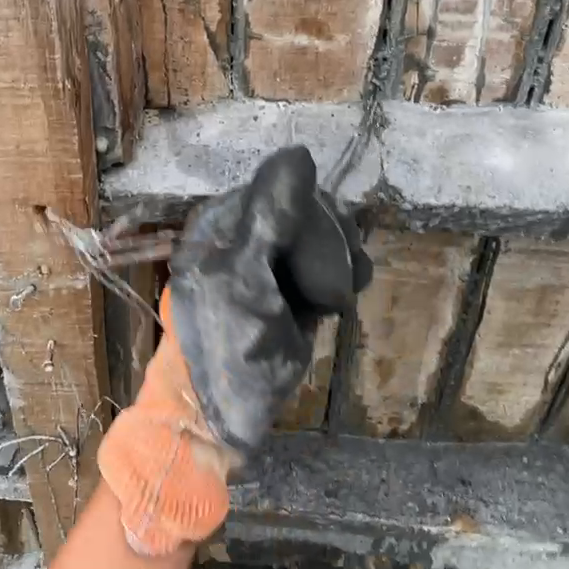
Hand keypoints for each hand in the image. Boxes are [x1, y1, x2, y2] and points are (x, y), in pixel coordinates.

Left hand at [167, 145, 371, 453]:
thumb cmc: (225, 347)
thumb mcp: (245, 278)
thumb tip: (300, 152)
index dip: (312, 223)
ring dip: (343, 260)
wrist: (221, 416)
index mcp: (226, 221)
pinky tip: (340, 301)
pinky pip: (332, 259)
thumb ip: (270, 214)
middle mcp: (250, 232)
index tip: (312, 270)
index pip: (287, 189)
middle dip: (331, 247)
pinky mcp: (294, 284)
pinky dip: (346, 275)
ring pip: (329, 231)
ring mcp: (274, 259)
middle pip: (314, 208)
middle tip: (326, 294)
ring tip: (334, 298)